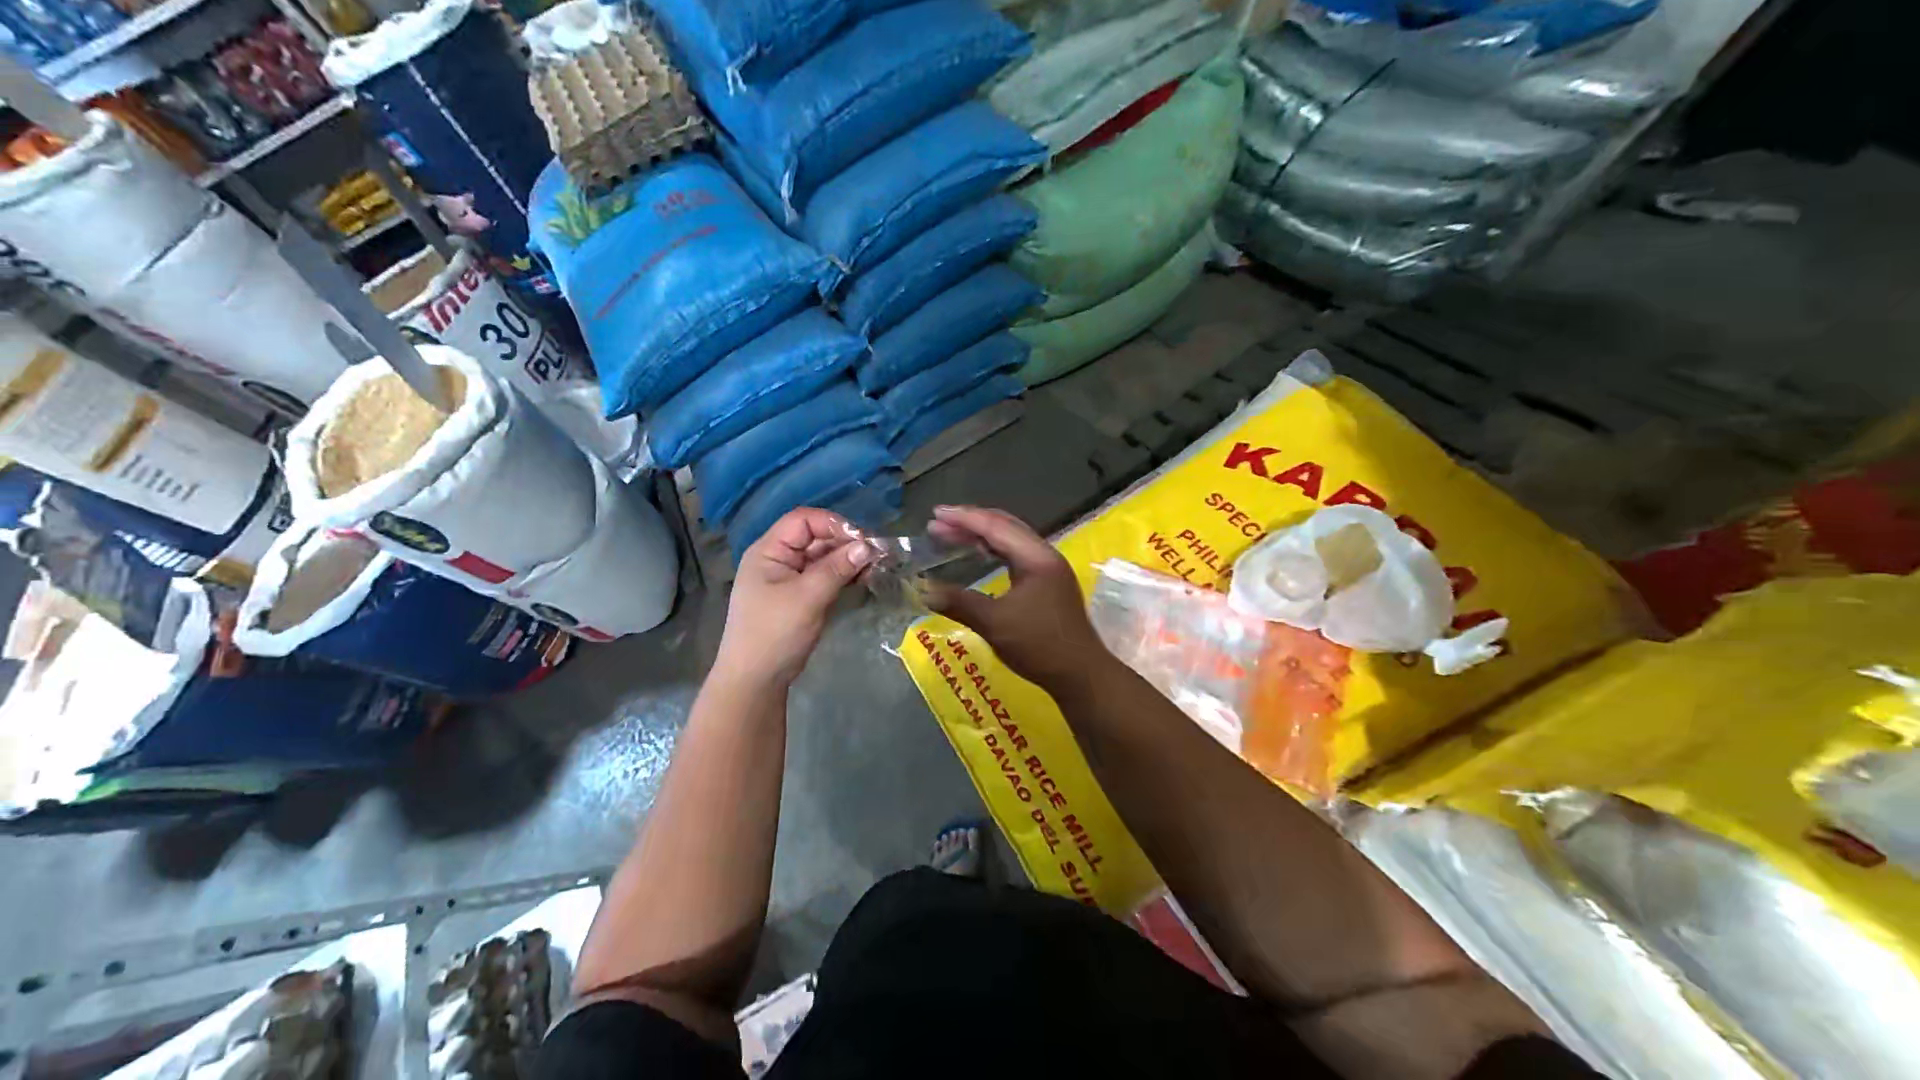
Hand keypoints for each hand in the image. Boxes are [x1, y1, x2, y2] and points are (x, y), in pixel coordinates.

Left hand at [716, 507, 872, 686]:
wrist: (755, 680)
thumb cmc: (774, 633)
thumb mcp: (807, 598)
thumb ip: (837, 569)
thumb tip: (868, 546)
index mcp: (769, 551)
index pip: (803, 520)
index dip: (834, 523)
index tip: (863, 540)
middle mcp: (778, 559)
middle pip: (815, 537)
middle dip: (845, 542)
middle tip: (875, 555)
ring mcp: (789, 578)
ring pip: (823, 557)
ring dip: (848, 559)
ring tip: (873, 568)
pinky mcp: (801, 596)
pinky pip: (825, 576)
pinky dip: (843, 575)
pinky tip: (863, 579)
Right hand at [924, 505, 1115, 692]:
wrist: (1080, 674)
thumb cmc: (1039, 645)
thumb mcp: (994, 623)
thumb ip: (959, 602)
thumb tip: (923, 590)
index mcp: (1036, 557)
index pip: (995, 526)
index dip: (963, 518)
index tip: (935, 514)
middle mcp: (1044, 555)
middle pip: (1004, 527)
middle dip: (970, 523)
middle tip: (937, 524)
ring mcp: (1049, 569)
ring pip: (1011, 541)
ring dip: (981, 536)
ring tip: (951, 536)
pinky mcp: (1048, 584)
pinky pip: (1016, 555)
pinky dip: (993, 551)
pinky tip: (978, 556)